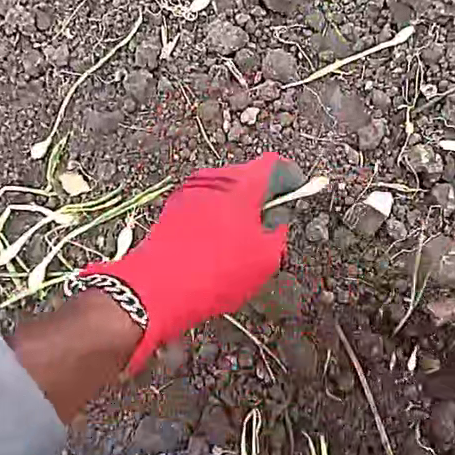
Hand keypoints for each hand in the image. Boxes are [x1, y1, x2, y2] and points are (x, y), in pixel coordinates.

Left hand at [82, 153, 304, 373]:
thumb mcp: (266, 256)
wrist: (156, 288)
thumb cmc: (217, 271)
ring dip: (239, 212)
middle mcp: (215, 178)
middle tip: (270, 231)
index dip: (292, 181)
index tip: (297, 198)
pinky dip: (218, 221)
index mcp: (243, 183)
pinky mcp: (173, 208)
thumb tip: (276, 217)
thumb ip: (278, 228)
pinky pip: (207, 206)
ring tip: (241, 247)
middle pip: (250, 178)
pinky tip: (216, 250)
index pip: (277, 166)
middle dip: (263, 200)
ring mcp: (190, 191)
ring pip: (227, 194)